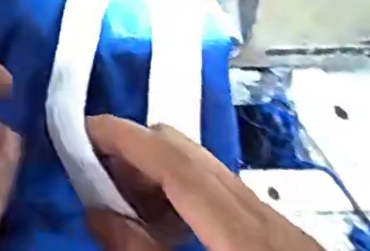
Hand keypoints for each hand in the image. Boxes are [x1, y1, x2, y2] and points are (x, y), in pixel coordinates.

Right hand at [83, 115, 325, 250]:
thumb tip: (98, 212)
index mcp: (244, 236)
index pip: (174, 163)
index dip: (124, 139)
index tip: (84, 130)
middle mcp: (263, 217)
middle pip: (188, 152)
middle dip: (136, 152)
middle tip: (98, 177)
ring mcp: (279, 226)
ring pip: (204, 168)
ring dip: (159, 173)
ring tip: (129, 208)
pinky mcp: (285, 240)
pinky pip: (221, 194)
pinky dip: (185, 195)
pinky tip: (170, 230)